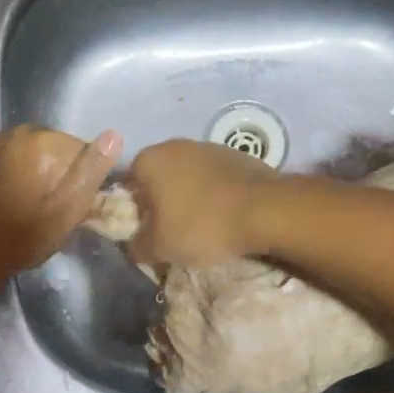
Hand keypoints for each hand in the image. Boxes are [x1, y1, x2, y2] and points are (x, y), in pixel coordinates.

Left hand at [0, 125, 122, 274]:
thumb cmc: (26, 234)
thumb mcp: (69, 208)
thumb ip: (91, 170)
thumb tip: (114, 135)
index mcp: (43, 140)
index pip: (82, 150)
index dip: (84, 180)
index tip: (75, 206)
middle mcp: (18, 132)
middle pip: (56, 149)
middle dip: (60, 173)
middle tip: (54, 208)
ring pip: (33, 152)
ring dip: (39, 172)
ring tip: (34, 204)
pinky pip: (12, 158)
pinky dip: (18, 172)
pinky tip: (14, 196)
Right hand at [126, 139, 278, 266]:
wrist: (266, 210)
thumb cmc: (201, 225)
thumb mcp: (158, 248)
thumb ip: (135, 246)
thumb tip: (132, 244)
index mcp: (149, 159)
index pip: (127, 185)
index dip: (132, 212)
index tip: (144, 234)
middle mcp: (175, 144)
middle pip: (158, 179)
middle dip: (161, 205)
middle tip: (170, 234)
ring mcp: (209, 147)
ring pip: (188, 178)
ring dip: (189, 199)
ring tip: (200, 228)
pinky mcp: (238, 156)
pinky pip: (214, 180)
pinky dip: (214, 196)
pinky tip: (223, 217)